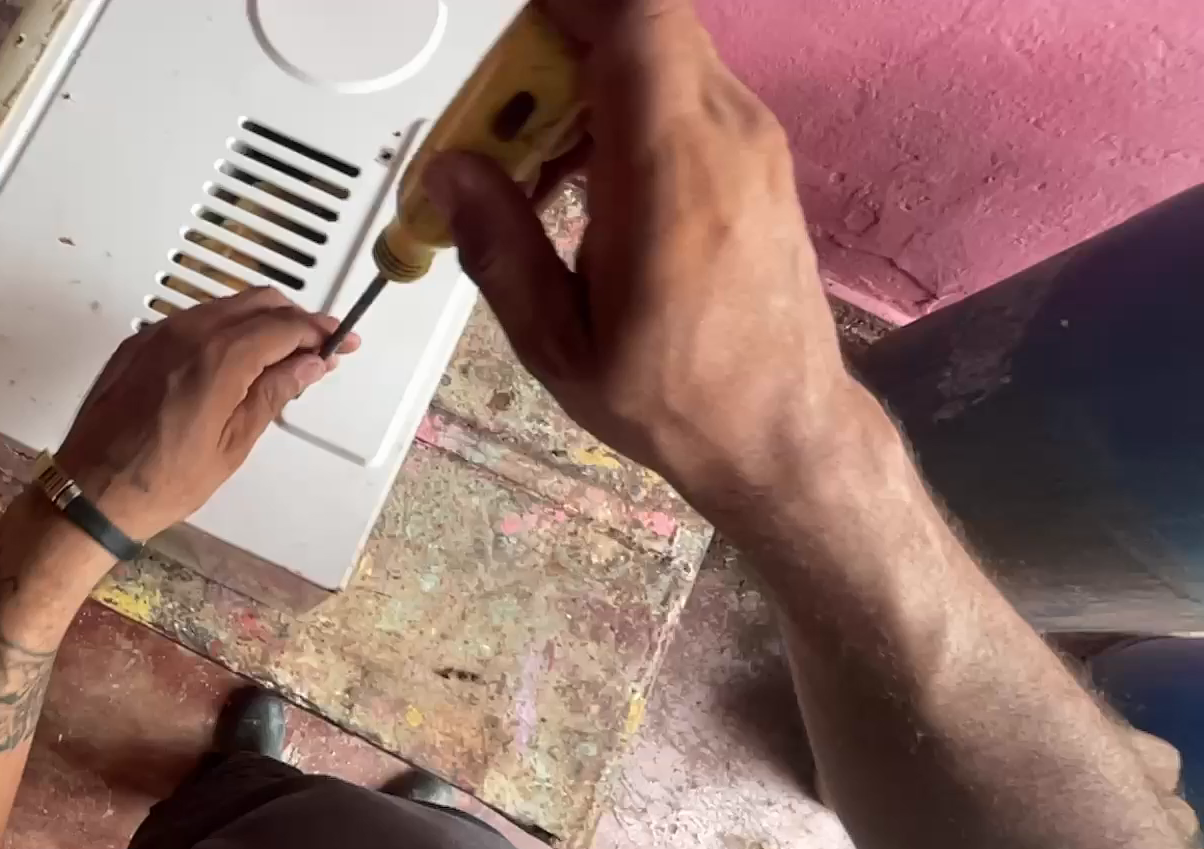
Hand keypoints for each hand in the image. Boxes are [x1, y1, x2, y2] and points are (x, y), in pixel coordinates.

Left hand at [55, 288, 356, 540]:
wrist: (92, 492)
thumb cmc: (162, 481)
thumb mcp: (233, 444)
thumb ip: (274, 393)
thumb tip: (311, 364)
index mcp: (218, 358)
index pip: (284, 326)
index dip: (320, 330)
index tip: (342, 340)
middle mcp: (187, 333)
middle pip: (257, 303)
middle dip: (294, 319)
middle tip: (317, 346)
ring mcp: (157, 335)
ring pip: (224, 306)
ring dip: (259, 320)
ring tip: (281, 354)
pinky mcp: (137, 344)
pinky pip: (191, 320)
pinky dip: (223, 328)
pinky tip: (233, 357)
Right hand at [425, 0, 873, 515]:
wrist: (775, 429)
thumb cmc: (666, 399)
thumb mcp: (556, 344)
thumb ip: (500, 250)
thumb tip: (450, 170)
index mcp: (669, 177)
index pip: (634, 20)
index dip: (562, 8)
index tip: (500, 56)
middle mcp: (724, 134)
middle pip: (638, 23)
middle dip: (548, 54)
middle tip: (488, 132)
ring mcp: (748, 141)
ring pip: (655, 54)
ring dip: (576, 87)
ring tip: (523, 172)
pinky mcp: (752, 159)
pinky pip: (675, 94)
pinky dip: (611, 112)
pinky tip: (573, 186)